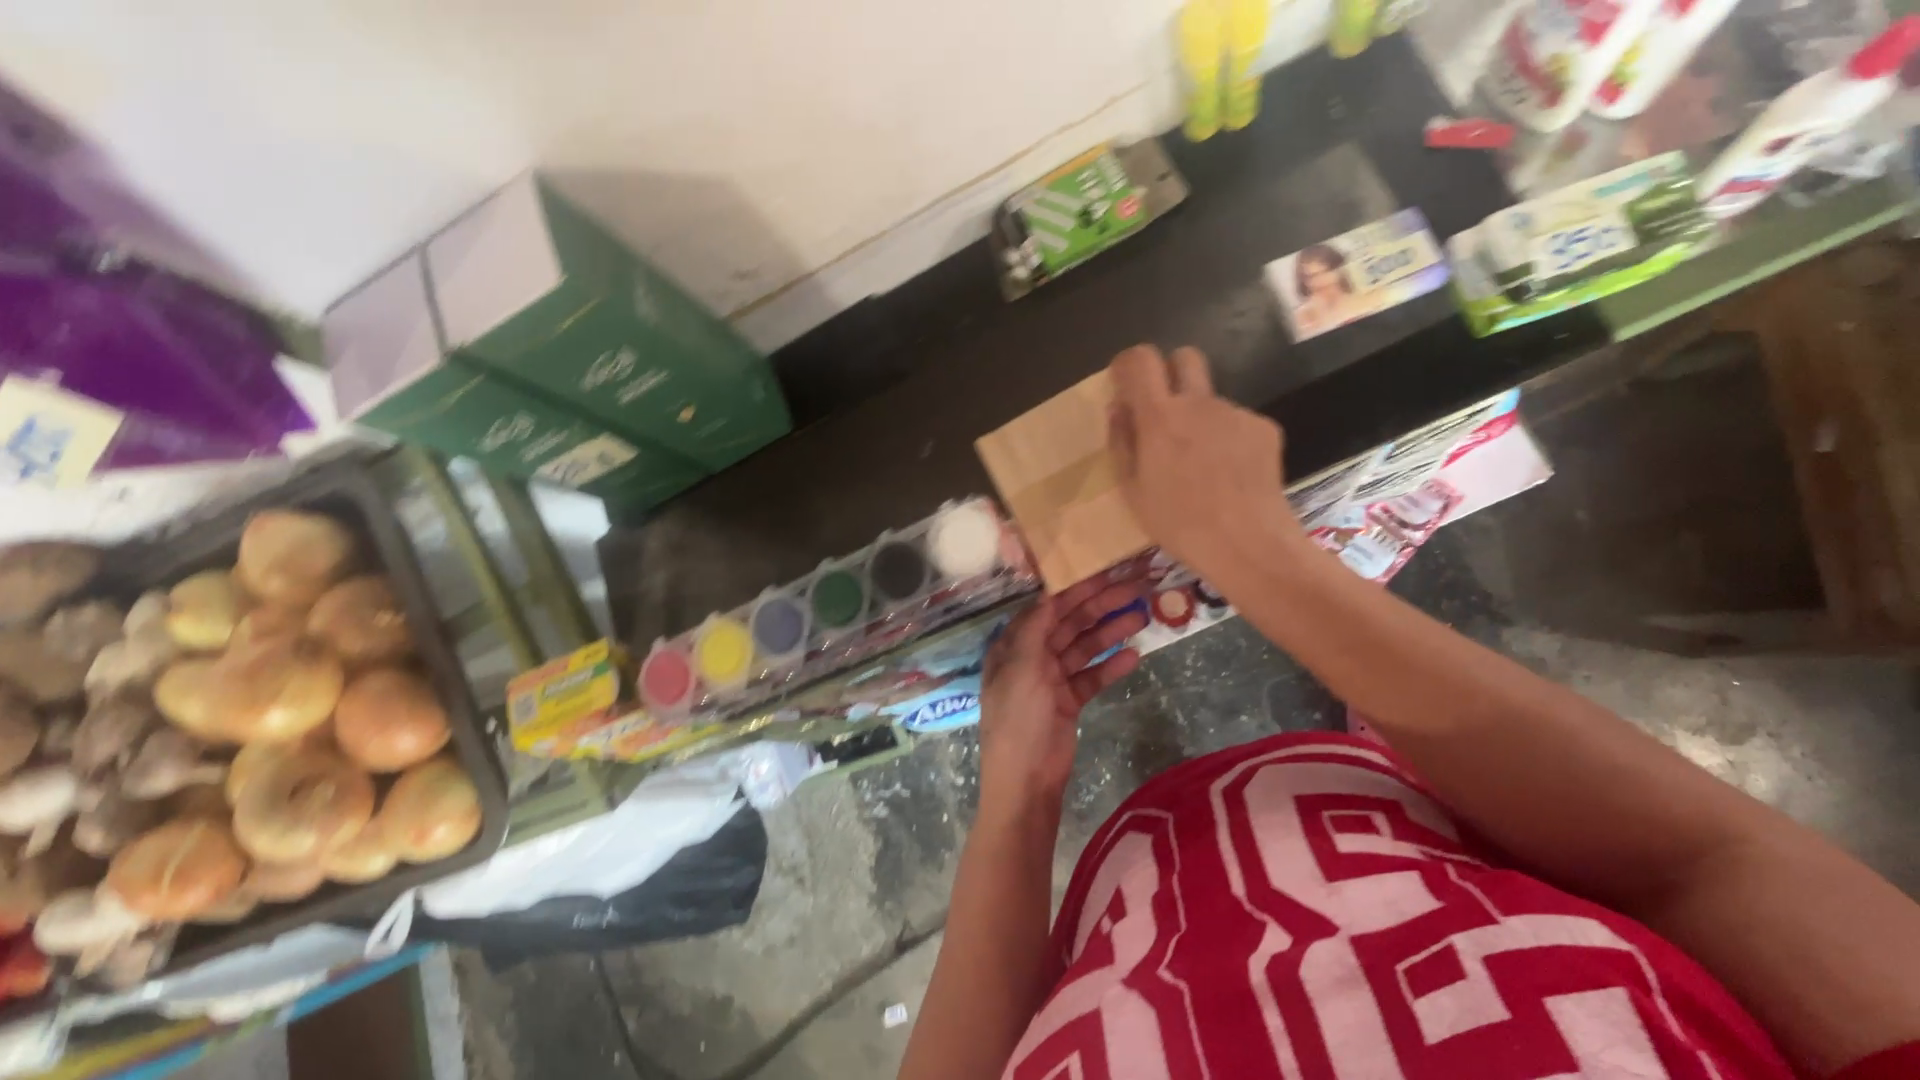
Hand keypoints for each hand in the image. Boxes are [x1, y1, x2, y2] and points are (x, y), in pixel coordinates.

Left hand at [978, 563, 1151, 807]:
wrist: (1026, 781)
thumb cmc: (1018, 721)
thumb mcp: (1022, 670)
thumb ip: (1036, 630)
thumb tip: (1049, 592)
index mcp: (1014, 646)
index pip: (1047, 608)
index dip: (1075, 590)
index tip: (1106, 573)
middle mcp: (1031, 658)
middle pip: (1069, 624)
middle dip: (1100, 606)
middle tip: (1135, 589)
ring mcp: (1051, 680)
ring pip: (1084, 648)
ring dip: (1110, 632)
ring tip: (1142, 616)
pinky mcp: (1069, 702)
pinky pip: (1092, 676)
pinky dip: (1110, 666)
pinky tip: (1134, 656)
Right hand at [1107, 344, 1303, 574]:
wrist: (1248, 543)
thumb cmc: (1179, 524)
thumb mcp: (1133, 490)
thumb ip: (1122, 442)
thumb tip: (1119, 408)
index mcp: (1160, 416)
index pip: (1140, 360)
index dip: (1129, 364)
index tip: (1125, 384)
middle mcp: (1199, 403)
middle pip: (1185, 357)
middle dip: (1170, 372)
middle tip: (1163, 412)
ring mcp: (1235, 413)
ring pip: (1211, 401)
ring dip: (1200, 419)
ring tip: (1202, 467)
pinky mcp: (1264, 428)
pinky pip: (1237, 423)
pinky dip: (1228, 441)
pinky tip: (1230, 476)